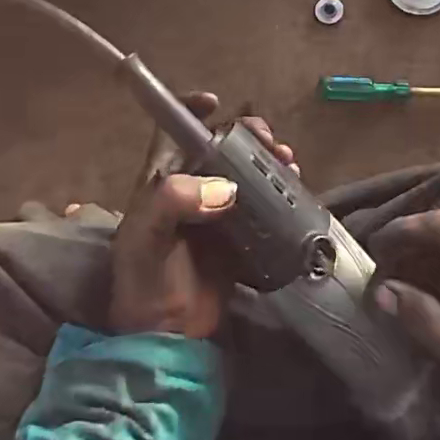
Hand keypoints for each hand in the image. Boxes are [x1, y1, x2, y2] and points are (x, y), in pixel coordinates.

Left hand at [109, 94, 296, 337]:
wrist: (167, 337)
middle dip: (244, 135)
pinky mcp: (239, 236)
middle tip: (267, 139)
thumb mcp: (146, 238)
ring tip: (286, 159)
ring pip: (244, 172)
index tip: (215, 102)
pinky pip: (262, 204)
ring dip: (266, 160)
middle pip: (219, 148)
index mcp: (160, 182)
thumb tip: (226, 188)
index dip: (190, 111)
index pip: (171, 133)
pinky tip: (293, 186)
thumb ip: (173, 203)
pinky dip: (279, 191)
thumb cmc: (145, 282)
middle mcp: (189, 190)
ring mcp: (216, 213)